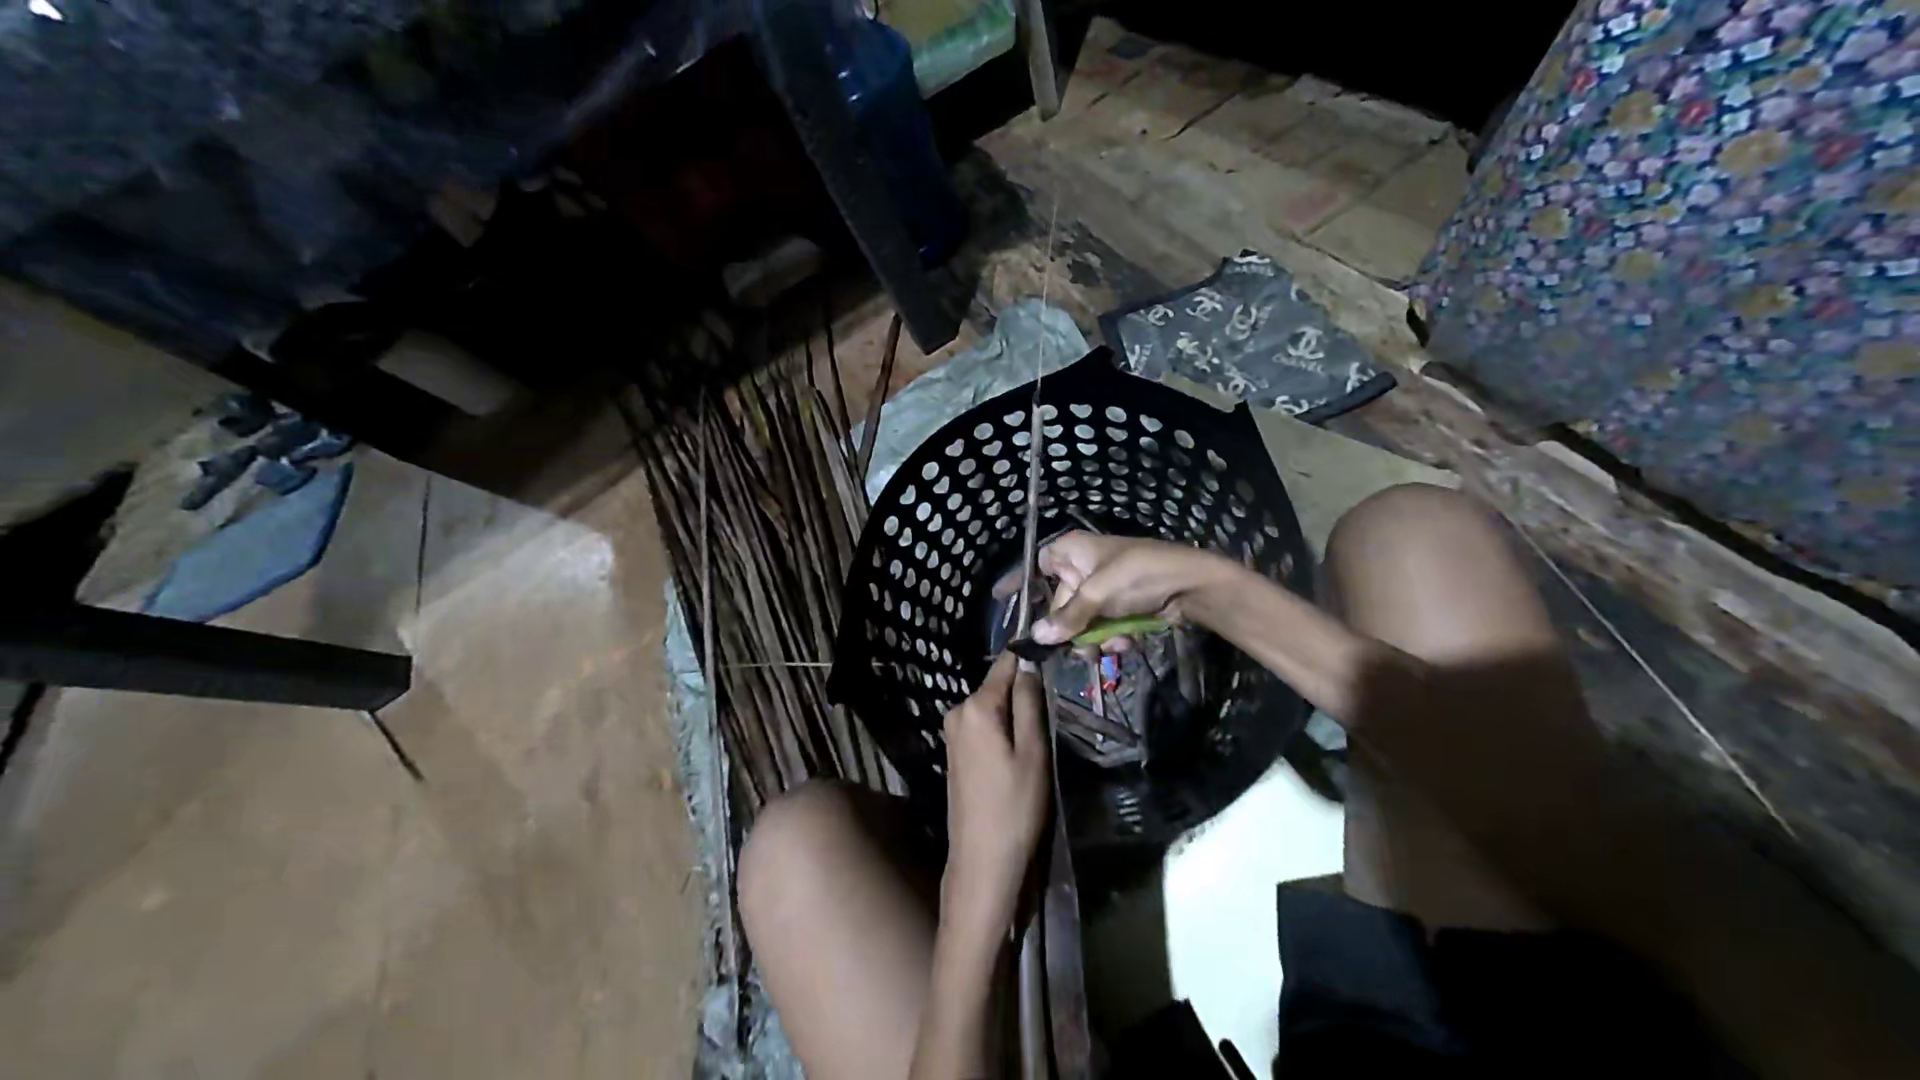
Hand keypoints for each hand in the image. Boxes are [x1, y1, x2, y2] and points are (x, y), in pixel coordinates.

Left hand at [942, 652, 1049, 927]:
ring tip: (1045, 722)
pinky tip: (1022, 744)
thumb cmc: (1014, 805)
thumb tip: (1029, 663)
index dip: (1031, 657)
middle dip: (1024, 687)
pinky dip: (1003, 725)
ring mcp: (953, 731)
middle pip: (998, 684)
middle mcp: (958, 711)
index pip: (1006, 664)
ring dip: (1016, 709)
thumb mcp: (1033, 752)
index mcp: (976, 706)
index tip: (1056, 655)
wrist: (981, 859)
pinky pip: (984, 723)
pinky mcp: (955, 750)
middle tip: (1058, 699)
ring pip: (992, 705)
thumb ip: (1030, 702)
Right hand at [1031, 532, 1238, 647]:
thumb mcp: (1099, 594)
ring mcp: (1101, 588)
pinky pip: (1102, 626)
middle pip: (1059, 604)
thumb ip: (1067, 617)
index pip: (1035, 564)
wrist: (1192, 584)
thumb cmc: (1139, 574)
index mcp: (1072, 551)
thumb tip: (1037, 636)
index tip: (1000, 600)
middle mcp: (1082, 567)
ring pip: (1081, 621)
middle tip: (1078, 649)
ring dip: (1094, 638)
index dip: (1019, 582)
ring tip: (1112, 645)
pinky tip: (1126, 641)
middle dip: (1070, 629)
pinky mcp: (1119, 606)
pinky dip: (1111, 637)